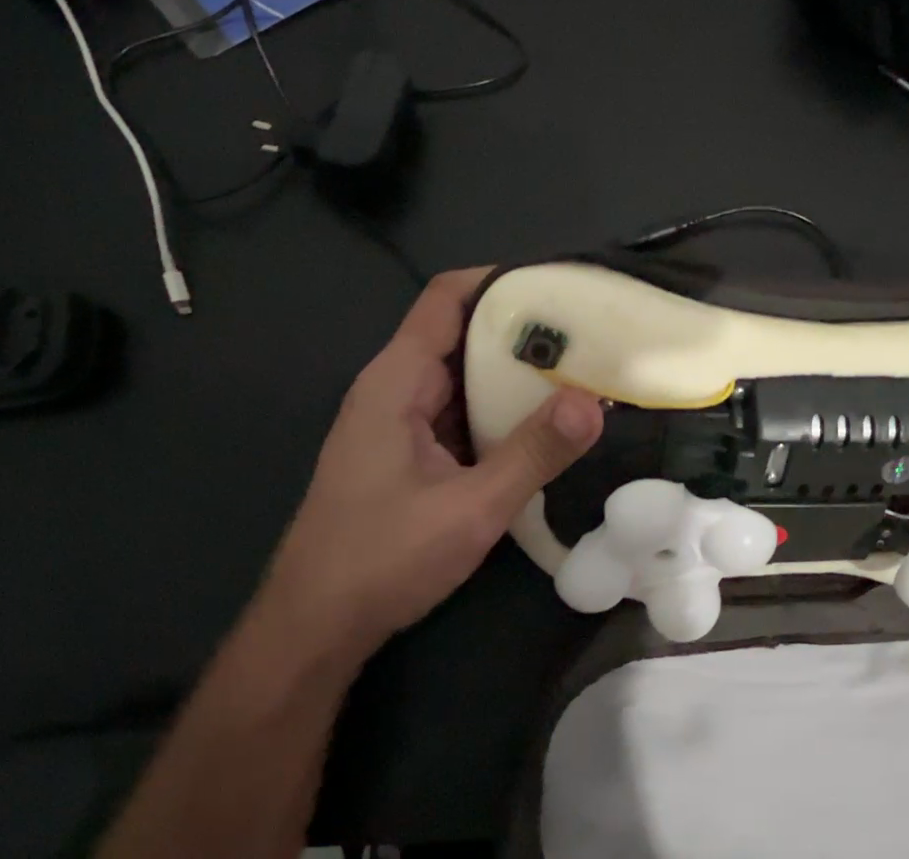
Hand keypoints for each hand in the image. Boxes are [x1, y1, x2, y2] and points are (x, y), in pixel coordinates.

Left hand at [263, 269, 604, 651]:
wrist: (315, 627)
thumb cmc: (381, 559)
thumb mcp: (469, 509)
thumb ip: (532, 454)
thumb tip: (593, 402)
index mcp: (397, 381)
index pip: (447, 298)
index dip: (501, 281)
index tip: (562, 286)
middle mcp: (396, 390)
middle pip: (461, 334)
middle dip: (523, 330)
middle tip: (592, 334)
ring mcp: (400, 424)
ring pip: (464, 377)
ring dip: (516, 374)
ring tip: (583, 372)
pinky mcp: (409, 455)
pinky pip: (460, 414)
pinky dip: (501, 411)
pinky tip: (545, 426)